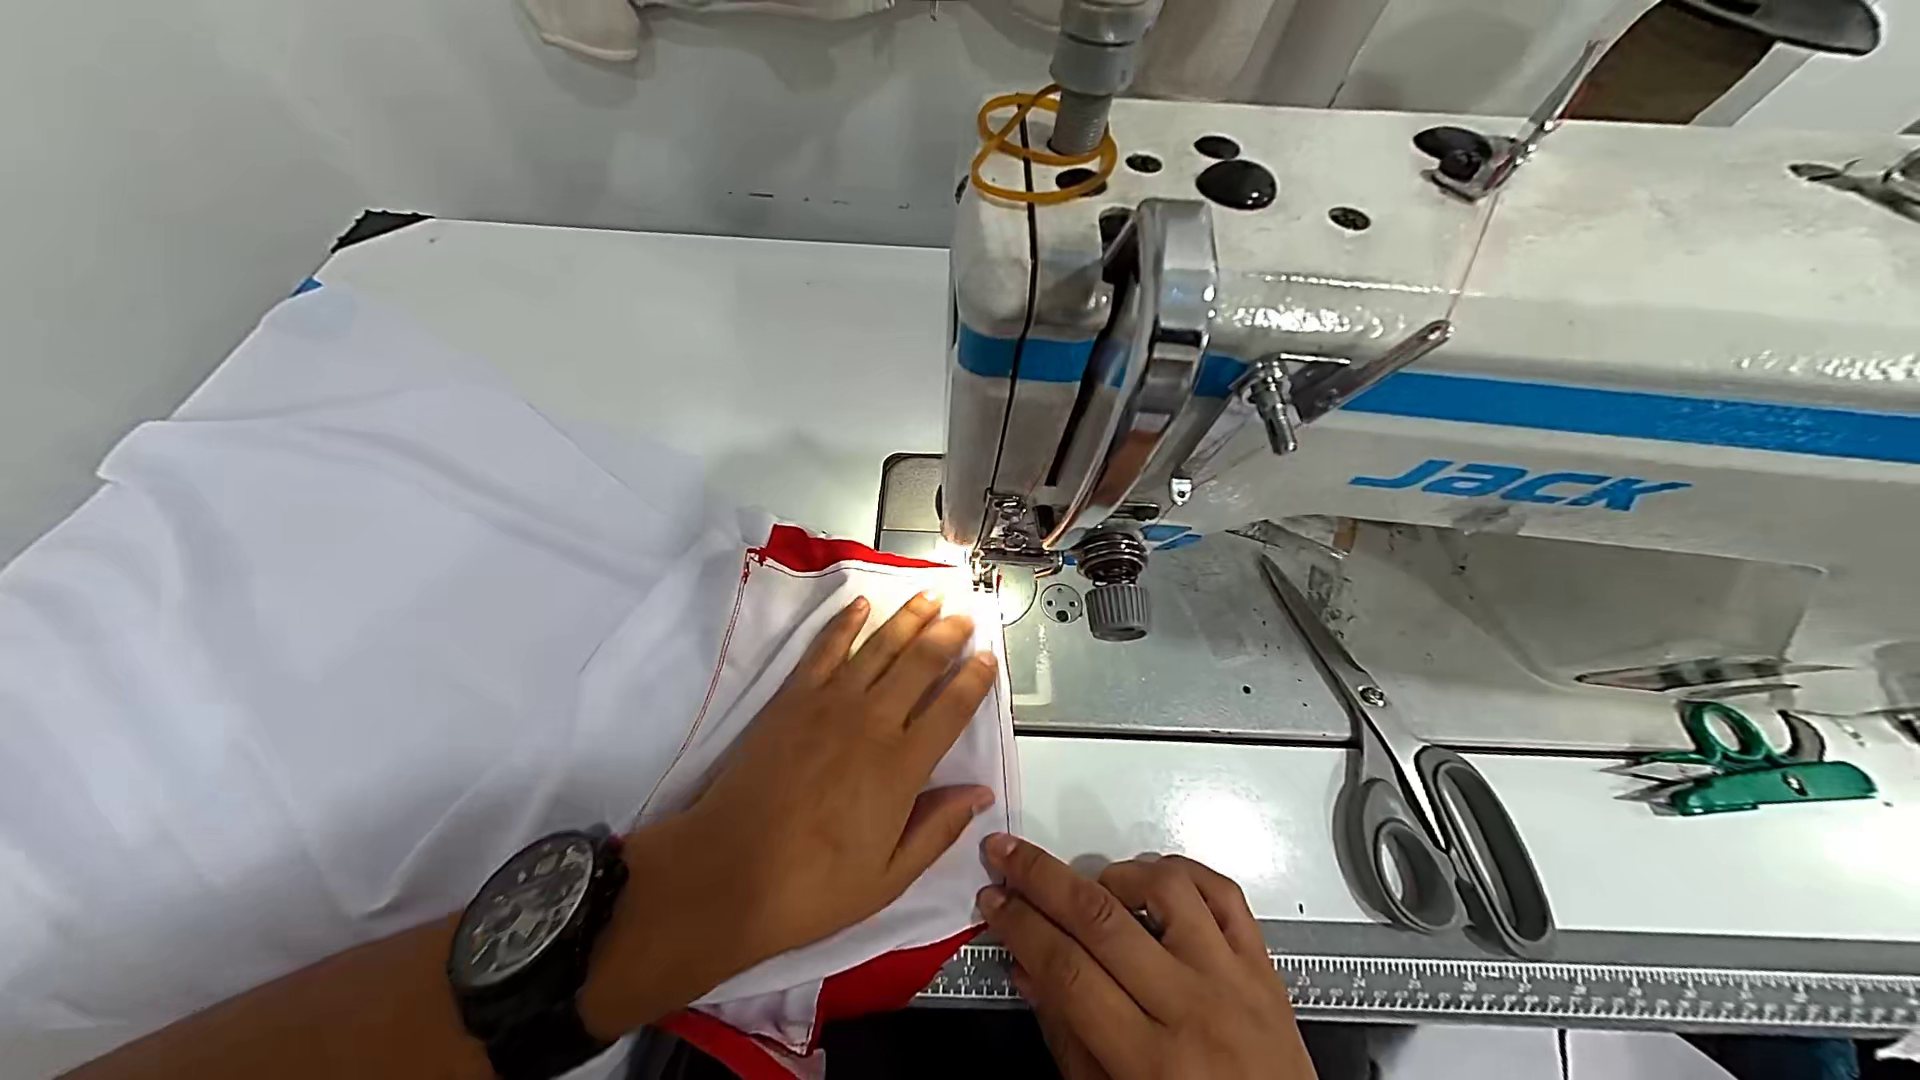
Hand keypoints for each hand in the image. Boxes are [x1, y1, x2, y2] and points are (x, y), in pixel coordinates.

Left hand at [580, 592, 997, 1034]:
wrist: (727, 873)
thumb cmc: (813, 885)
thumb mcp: (889, 877)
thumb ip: (938, 829)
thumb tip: (981, 794)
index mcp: (902, 766)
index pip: (952, 708)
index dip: (975, 679)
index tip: (989, 657)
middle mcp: (872, 722)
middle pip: (921, 663)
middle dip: (948, 634)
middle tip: (965, 616)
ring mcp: (830, 703)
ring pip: (880, 647)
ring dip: (908, 618)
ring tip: (929, 596)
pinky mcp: (792, 698)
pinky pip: (824, 649)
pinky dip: (845, 623)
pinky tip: (861, 604)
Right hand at [979, 837, 1315, 1079]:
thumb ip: (1068, 1038)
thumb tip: (1027, 965)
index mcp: (1151, 1064)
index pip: (1067, 969)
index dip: (1020, 926)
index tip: (994, 900)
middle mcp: (1194, 1010)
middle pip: (1102, 918)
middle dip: (1042, 877)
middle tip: (1009, 855)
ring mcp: (1233, 979)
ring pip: (1165, 888)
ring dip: (1115, 874)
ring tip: (1094, 888)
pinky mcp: (1262, 963)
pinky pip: (1223, 891)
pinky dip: (1182, 870)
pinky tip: (1154, 880)